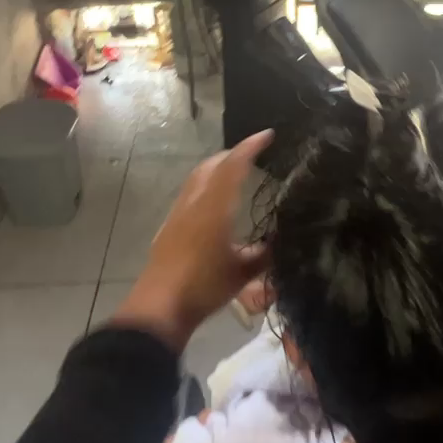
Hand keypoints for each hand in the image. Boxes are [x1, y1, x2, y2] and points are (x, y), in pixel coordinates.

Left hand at [111, 131, 272, 350]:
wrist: (160, 307)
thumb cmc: (204, 287)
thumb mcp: (243, 273)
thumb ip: (264, 254)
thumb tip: (282, 241)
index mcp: (214, 207)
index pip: (233, 166)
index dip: (250, 147)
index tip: (267, 135)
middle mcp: (194, 204)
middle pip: (210, 167)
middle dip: (231, 155)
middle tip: (251, 155)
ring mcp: (177, 215)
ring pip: (197, 180)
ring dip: (216, 172)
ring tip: (235, 177)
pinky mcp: (169, 229)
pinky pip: (190, 196)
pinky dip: (206, 189)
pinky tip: (215, 208)